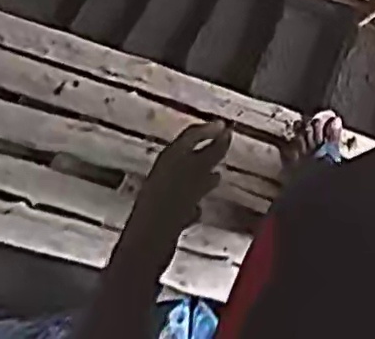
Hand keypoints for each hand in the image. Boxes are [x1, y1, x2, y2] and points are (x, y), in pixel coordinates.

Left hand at [127, 121, 230, 239]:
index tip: (225, 126)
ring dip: (201, 176)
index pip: (192, 135)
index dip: (209, 129)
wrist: (147, 247)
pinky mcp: (162, 217)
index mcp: (170, 157)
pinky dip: (193, 199)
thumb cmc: (172, 203)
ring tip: (217, 176)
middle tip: (224, 147)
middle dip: (207, 151)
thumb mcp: (197, 173)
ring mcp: (161, 195)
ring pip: (186, 179)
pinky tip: (200, 208)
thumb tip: (227, 132)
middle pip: (188, 155)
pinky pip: (182, 201)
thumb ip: (213, 152)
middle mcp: (164, 172)